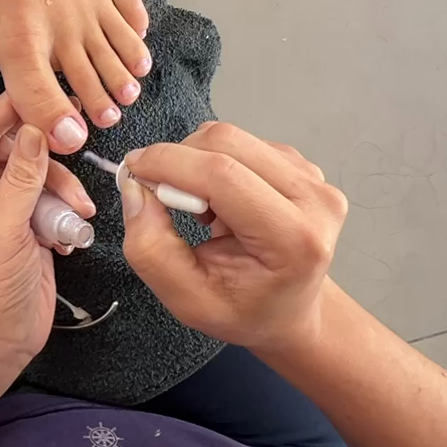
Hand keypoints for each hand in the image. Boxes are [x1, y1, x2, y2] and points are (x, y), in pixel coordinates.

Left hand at [0, 95, 90, 371]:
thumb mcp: (3, 227)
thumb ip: (22, 177)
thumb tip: (34, 129)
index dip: (13, 110)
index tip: (46, 93)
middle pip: (21, 149)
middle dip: (50, 158)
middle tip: (79, 148)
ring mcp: (11, 209)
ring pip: (44, 176)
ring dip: (65, 192)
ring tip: (79, 215)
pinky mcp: (35, 227)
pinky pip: (55, 204)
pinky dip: (67, 215)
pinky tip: (71, 237)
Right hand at [120, 122, 347, 354]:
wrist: (290, 311)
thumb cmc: (242, 309)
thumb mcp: (187, 300)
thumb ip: (150, 249)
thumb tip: (134, 188)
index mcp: (295, 240)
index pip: (222, 175)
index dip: (168, 163)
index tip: (131, 170)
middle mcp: (314, 200)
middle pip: (224, 143)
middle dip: (176, 159)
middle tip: (160, 194)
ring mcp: (312, 177)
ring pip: (228, 136)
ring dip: (193, 159)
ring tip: (197, 204)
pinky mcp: (300, 164)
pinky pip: (238, 141)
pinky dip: (211, 159)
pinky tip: (218, 196)